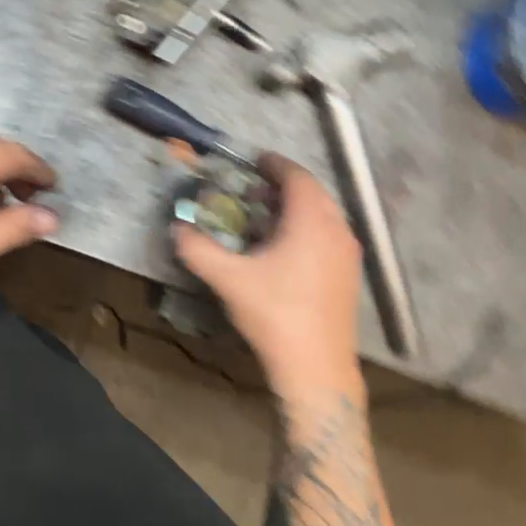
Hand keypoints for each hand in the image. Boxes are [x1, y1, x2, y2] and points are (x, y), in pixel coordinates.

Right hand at [174, 155, 361, 391]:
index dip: (275, 165)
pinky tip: (283, 252)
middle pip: (313, 194)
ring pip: (323, 216)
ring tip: (265, 220)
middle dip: (283, 188)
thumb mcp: (228, 280)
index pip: (297, 177)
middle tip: (253, 192)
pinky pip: (328, 237)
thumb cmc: (274, 314)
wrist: (315, 365)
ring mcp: (348, 254)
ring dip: (295, 210)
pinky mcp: (348, 276)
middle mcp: (336, 230)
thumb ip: (199, 250)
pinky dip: (307, 230)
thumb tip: (177, 229)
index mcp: (311, 221)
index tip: (255, 160)